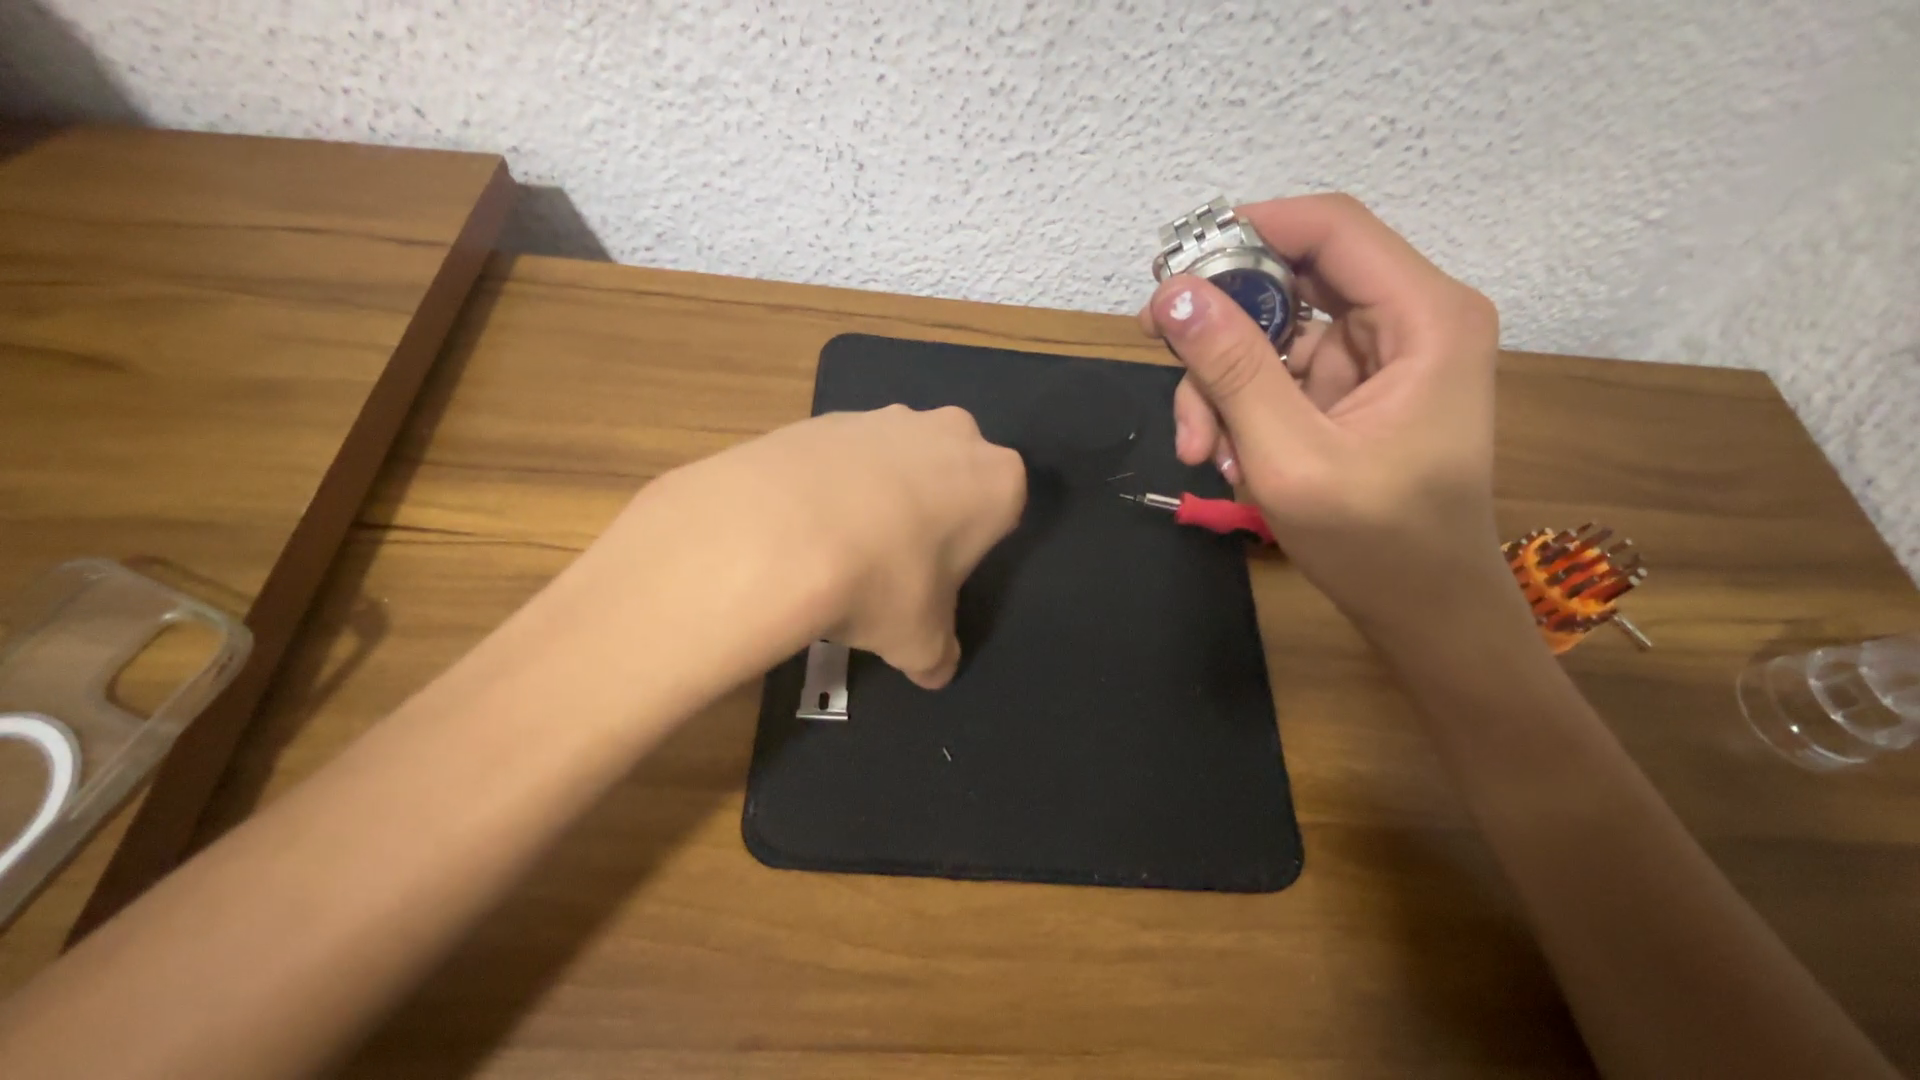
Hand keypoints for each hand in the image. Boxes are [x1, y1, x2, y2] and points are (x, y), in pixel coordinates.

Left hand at [641, 405, 1025, 687]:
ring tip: (841, 544)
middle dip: (931, 510)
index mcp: (996, 480)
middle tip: (896, 560)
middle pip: (951, 474)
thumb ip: (939, 656)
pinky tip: (804, 523)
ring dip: (879, 493)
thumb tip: (936, 672)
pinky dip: (831, 484)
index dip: (971, 547)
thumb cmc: (882, 581)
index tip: (941, 575)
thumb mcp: (920, 640)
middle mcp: (951, 433)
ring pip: (896, 458)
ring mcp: (885, 416)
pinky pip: (842, 456)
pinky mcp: (826, 416)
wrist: (780, 532)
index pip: (1002, 511)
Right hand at [1141, 194, 1516, 637]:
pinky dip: (1240, 411)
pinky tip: (1228, 460)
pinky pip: (1277, 374)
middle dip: (1222, 328)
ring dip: (1222, 387)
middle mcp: (1408, 319)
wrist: (1423, 609)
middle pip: (1292, 280)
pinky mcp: (1350, 390)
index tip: (1174, 267)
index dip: (1249, 229)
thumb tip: (1173, 295)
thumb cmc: (1374, 543)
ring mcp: (1376, 356)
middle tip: (1160, 353)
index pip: (1331, 229)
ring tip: (1199, 451)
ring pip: (1272, 333)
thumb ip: (1232, 370)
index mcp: (1425, 317)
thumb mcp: (1290, 457)